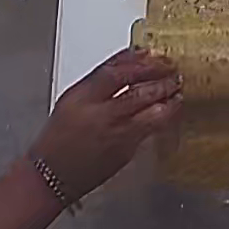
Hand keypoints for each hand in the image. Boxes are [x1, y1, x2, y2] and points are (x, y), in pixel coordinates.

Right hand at [30, 48, 180, 199]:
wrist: (51, 175)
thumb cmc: (58, 138)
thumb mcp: (71, 100)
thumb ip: (98, 82)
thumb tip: (128, 61)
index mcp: (81, 98)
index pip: (114, 72)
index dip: (137, 60)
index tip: (151, 53)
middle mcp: (99, 115)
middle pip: (137, 90)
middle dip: (159, 76)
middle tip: (172, 68)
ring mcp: (115, 134)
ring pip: (150, 110)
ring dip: (167, 96)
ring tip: (176, 86)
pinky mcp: (126, 150)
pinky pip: (151, 128)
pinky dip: (165, 115)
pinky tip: (171, 108)